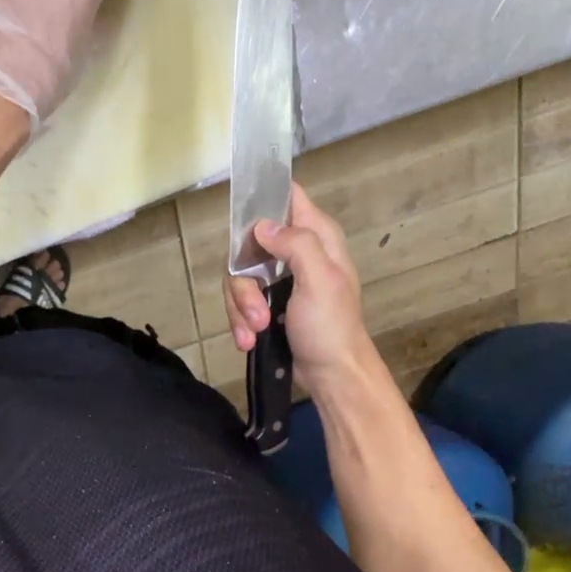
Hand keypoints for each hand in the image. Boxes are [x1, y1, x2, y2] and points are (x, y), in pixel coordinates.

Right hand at [223, 183, 376, 389]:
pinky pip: (240, 303)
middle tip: (256, 312)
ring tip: (255, 331)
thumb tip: (261, 225)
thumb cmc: (330, 326)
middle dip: (244, 285)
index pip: (288, 198)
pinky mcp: (267, 304)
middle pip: (248, 248)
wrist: (330, 373)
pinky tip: (248, 340)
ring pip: (240, 279)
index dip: (263, 200)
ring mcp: (279, 280)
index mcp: (317, 237)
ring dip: (241, 309)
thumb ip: (296, 245)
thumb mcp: (320, 280)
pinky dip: (240, 323)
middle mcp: (295, 252)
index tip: (241, 220)